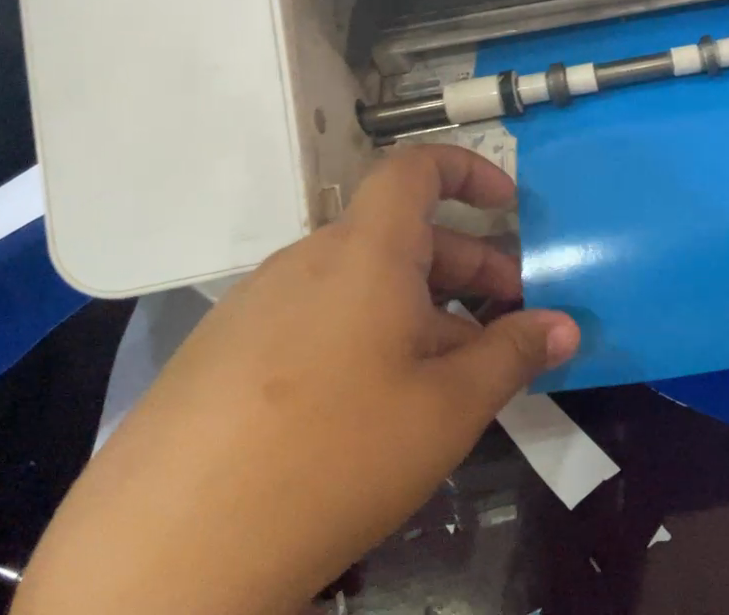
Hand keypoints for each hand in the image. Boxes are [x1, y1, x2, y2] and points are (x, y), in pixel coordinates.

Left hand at [14, 146, 579, 614]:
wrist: (164, 558)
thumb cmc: (335, 456)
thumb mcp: (449, 408)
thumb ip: (515, 354)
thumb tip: (564, 325)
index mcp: (364, 254)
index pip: (416, 169)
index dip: (470, 171)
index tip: (511, 207)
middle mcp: (305, 263)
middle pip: (402, 238)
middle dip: (470, 269)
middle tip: (511, 323)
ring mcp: (254, 309)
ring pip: (361, 286)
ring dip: (423, 312)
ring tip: (452, 377)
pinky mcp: (220, 357)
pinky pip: (316, 321)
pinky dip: (367, 337)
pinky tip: (378, 410)